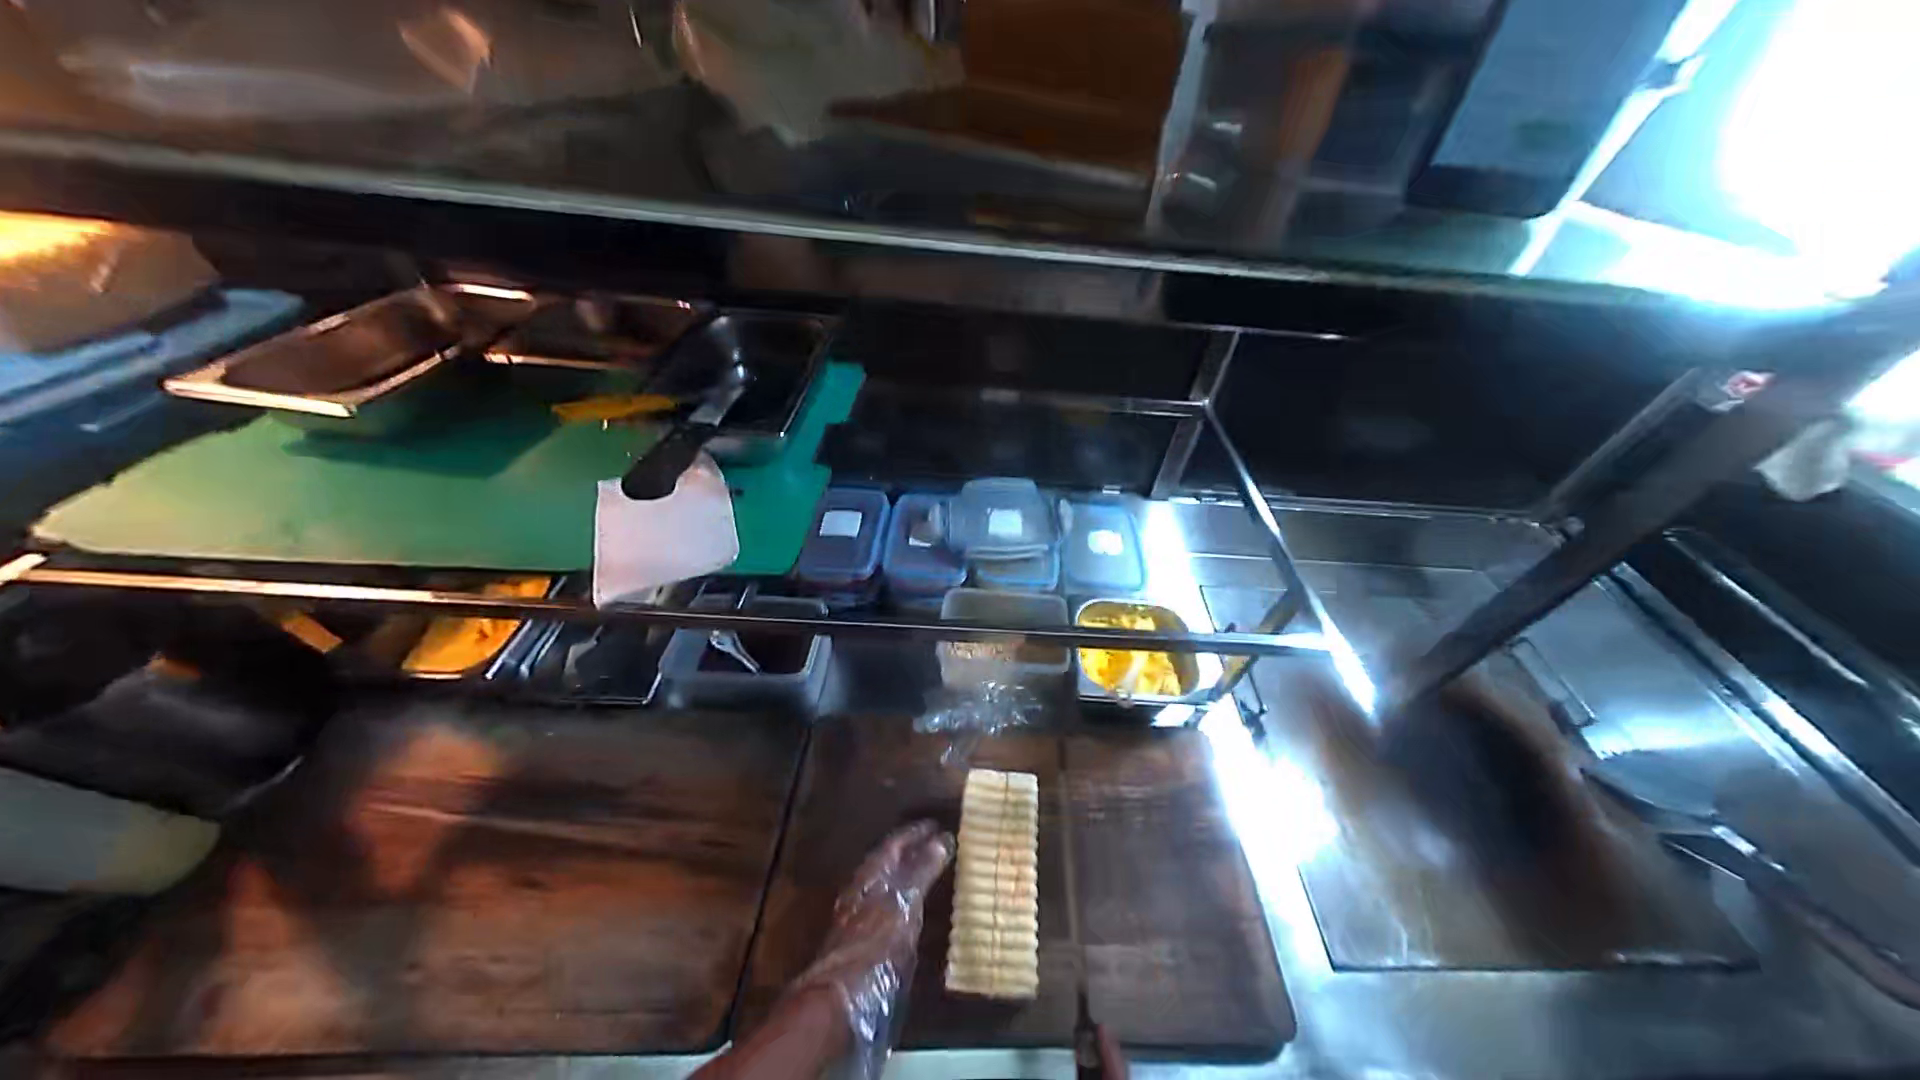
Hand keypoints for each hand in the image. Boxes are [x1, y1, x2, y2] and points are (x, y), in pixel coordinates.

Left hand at [693, 821, 952, 1079]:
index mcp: (871, 873)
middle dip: (913, 852)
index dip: (916, 832)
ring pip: (888, 885)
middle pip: (890, 862)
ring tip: (933, 874)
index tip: (937, 824)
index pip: (895, 842)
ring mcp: (860, 916)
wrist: (841, 998)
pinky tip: (917, 912)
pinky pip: (889, 908)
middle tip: (939, 845)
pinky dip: (906, 901)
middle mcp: (862, 889)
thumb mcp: (904, 902)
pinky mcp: (862, 941)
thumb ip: (922, 870)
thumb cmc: (875, 942)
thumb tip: (941, 839)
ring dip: (909, 877)